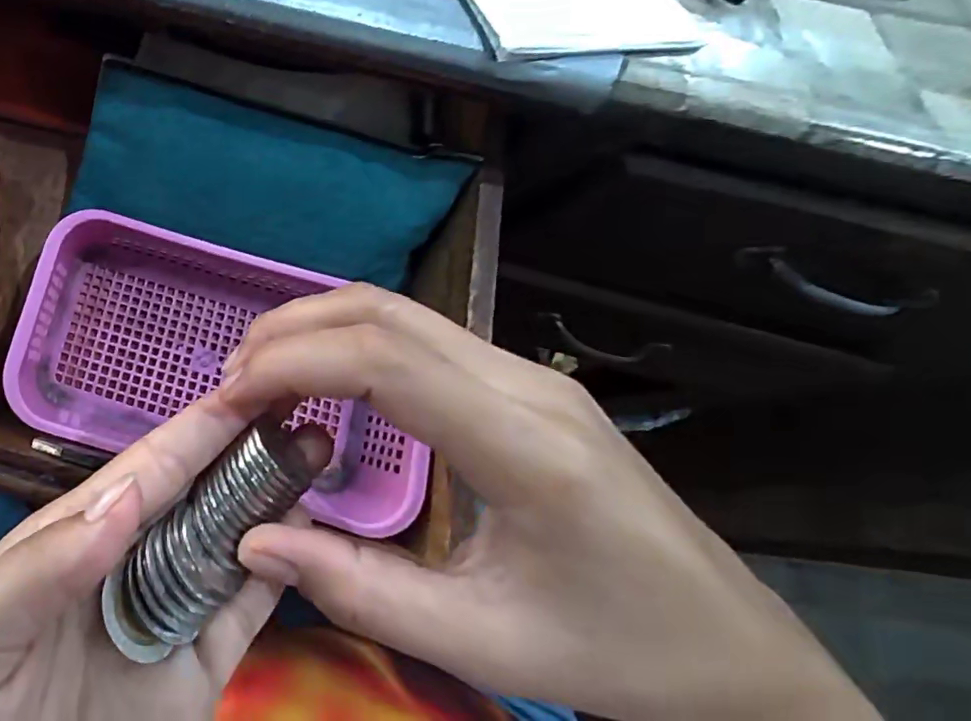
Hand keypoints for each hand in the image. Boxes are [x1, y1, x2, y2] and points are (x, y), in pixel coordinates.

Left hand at [0, 394, 289, 720]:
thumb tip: (127, 497)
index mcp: (80, 531)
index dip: (202, 423)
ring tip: (318, 456)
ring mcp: (169, 612)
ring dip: (272, 498)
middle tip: (306, 408)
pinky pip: (244, 616)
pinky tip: (305, 540)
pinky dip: (277, 574)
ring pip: (231, 541)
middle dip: (250, 446)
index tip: (255, 383)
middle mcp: (133, 556)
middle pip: (200, 491)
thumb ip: (44, 564)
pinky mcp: (198, 671)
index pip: (150, 466)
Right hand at [219, 284, 877, 720]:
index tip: (230, 398)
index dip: (293, 362)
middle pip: (383, 312)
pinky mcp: (521, 379)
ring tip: (262, 374)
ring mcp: (526, 372)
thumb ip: (359, 591)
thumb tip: (255, 540)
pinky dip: (352, 341)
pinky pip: (419, 334)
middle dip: (292, 331)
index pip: (384, 359)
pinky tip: (324, 379)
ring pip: (398, 310)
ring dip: (318, 327)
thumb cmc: (621, 659)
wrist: (740, 653)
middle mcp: (523, 382)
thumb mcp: (483, 645)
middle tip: (232, 380)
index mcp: (524, 445)